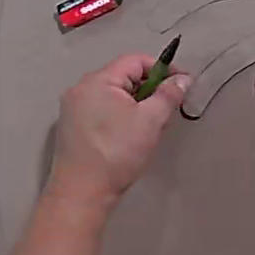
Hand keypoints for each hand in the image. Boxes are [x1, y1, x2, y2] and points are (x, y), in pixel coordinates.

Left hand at [48, 54, 189, 204]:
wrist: (82, 193)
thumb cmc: (117, 153)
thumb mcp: (150, 121)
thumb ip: (168, 95)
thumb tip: (183, 79)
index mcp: (97, 80)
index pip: (135, 61)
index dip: (161, 69)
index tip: (181, 84)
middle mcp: (80, 89)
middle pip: (123, 76)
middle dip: (149, 88)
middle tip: (167, 109)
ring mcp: (72, 109)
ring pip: (113, 95)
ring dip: (135, 104)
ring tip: (150, 126)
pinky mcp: (72, 128)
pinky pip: (101, 110)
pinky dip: (120, 116)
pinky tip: (129, 137)